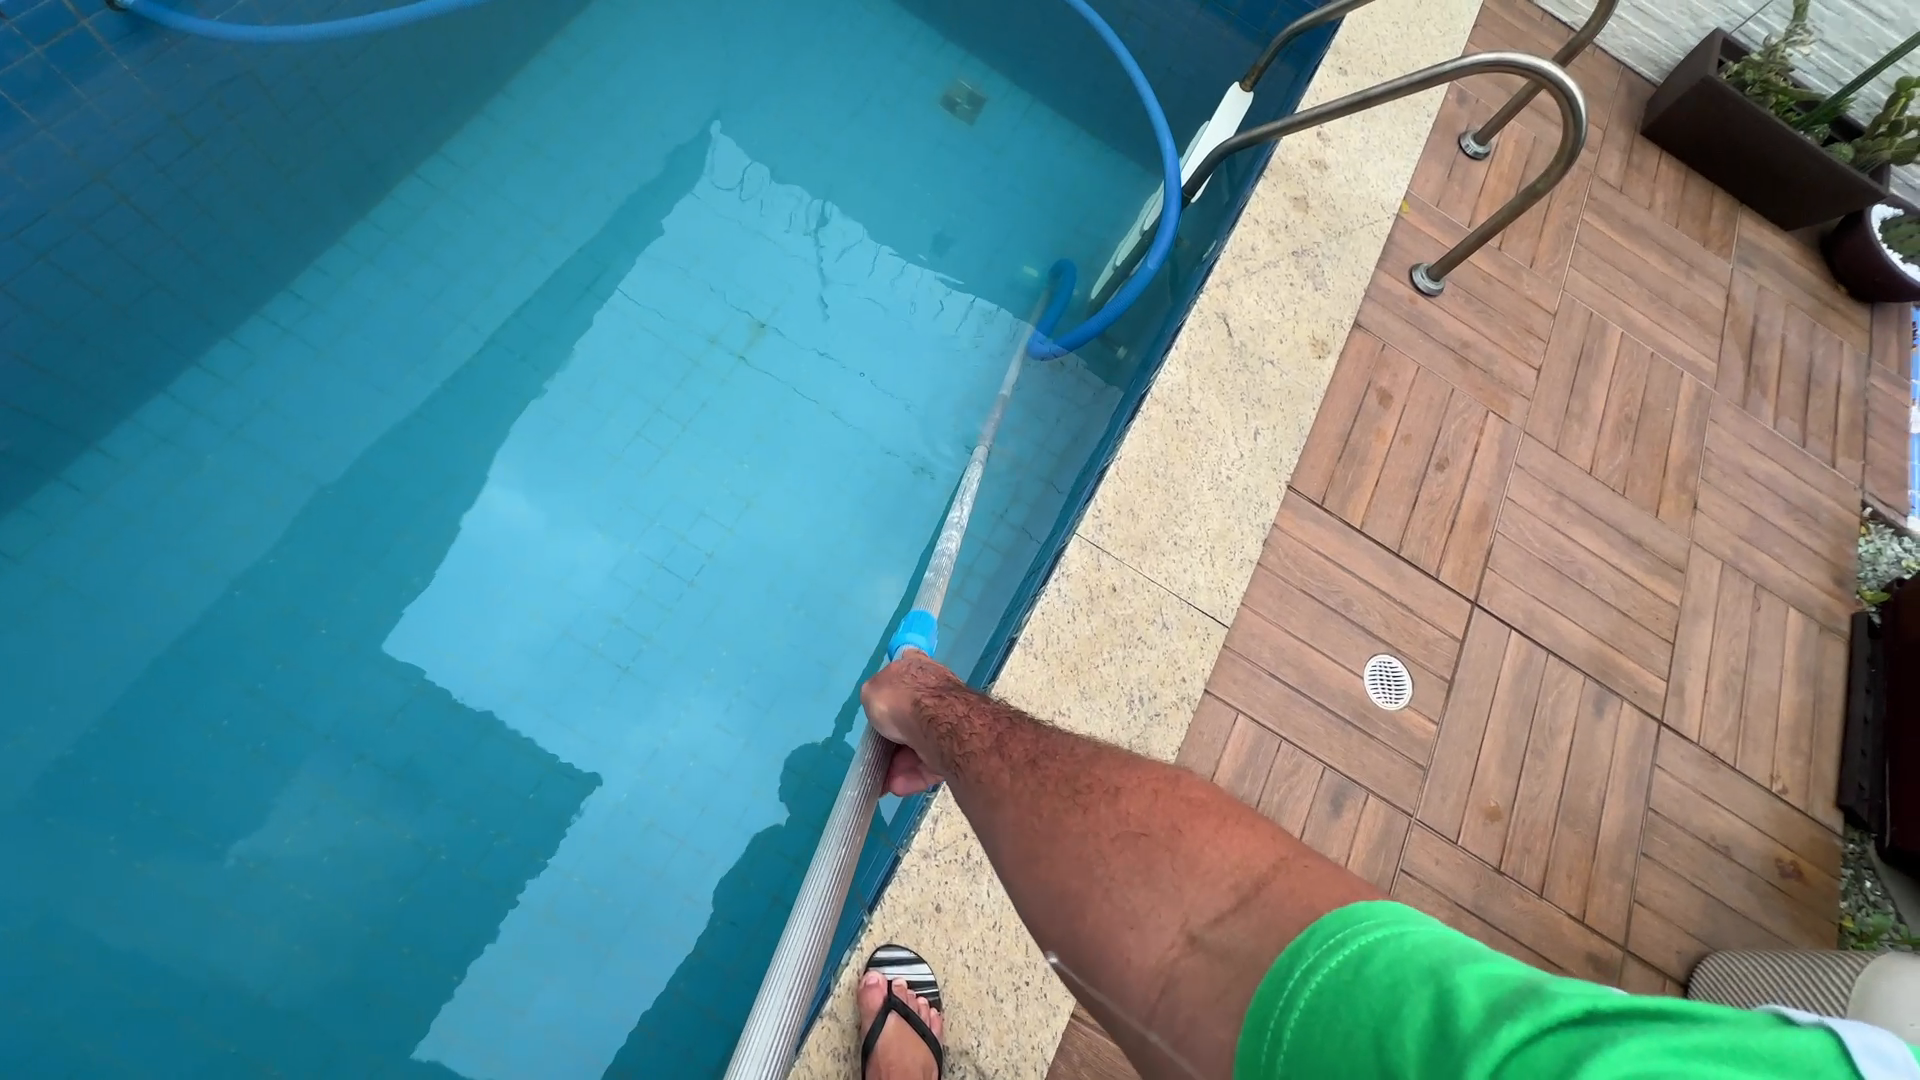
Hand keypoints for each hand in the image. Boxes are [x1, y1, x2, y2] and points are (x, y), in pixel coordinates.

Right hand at [862, 652, 958, 796]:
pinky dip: (915, 774)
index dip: (896, 683)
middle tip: (879, 759)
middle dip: (893, 741)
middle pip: (911, 715)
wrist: (941, 722)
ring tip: (886, 784)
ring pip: (921, 743)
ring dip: (901, 765)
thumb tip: (881, 702)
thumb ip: (875, 696)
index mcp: (917, 666)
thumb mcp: (871, 692)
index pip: (908, 664)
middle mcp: (936, 689)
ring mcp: (950, 717)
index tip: (887, 702)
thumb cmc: (900, 701)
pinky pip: (933, 761)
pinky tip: (900, 786)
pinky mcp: (959, 745)